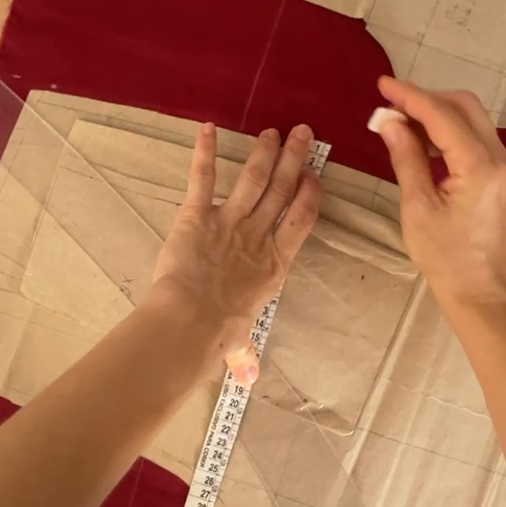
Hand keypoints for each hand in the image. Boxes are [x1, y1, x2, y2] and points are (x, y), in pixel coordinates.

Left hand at [148, 123, 322, 383]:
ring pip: (253, 179)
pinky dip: (204, 152)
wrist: (190, 320)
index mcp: (273, 265)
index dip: (310, 197)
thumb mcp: (238, 345)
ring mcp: (229, 221)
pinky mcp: (197, 215)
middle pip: (282, 191)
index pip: (301, 222)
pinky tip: (206, 128)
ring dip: (264, 153)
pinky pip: (203, 178)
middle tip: (305, 134)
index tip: (315, 178)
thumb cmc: (218, 334)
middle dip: (295, 161)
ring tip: (274, 131)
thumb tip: (248, 378)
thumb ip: (244, 354)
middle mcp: (257, 236)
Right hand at [373, 77, 505, 314]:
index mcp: (479, 165)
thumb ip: (406, 158)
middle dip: (425, 99)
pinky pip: (471, 136)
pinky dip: (445, 129)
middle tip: (388, 106)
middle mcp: (497, 157)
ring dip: (434, 112)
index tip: (382, 84)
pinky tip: (419, 140)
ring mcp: (501, 164)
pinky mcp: (496, 173)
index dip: (410, 96)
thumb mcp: (417, 206)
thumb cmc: (443, 254)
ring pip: (469, 117)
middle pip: (462, 106)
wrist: (477, 288)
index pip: (442, 116)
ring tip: (398, 122)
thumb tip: (388, 122)